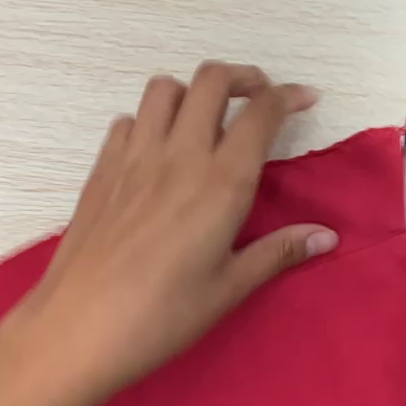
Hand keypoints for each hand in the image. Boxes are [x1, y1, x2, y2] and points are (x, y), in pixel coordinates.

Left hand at [0, 63, 332, 405]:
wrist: (77, 329)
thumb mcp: (229, 288)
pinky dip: (150, 120)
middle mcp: (178, 156)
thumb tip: (328, 236)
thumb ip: (279, 252)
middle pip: (212, 80)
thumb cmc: (163, 317)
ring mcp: (133, 158)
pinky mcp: (101, 170)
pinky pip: (128, 121)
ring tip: (207, 120)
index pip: (261, 114)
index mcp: (220, 183)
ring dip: (193, 92)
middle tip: (260, 98)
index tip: (306, 98)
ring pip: (165, 88)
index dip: (289, 96)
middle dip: (243, 77)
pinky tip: (157, 154)